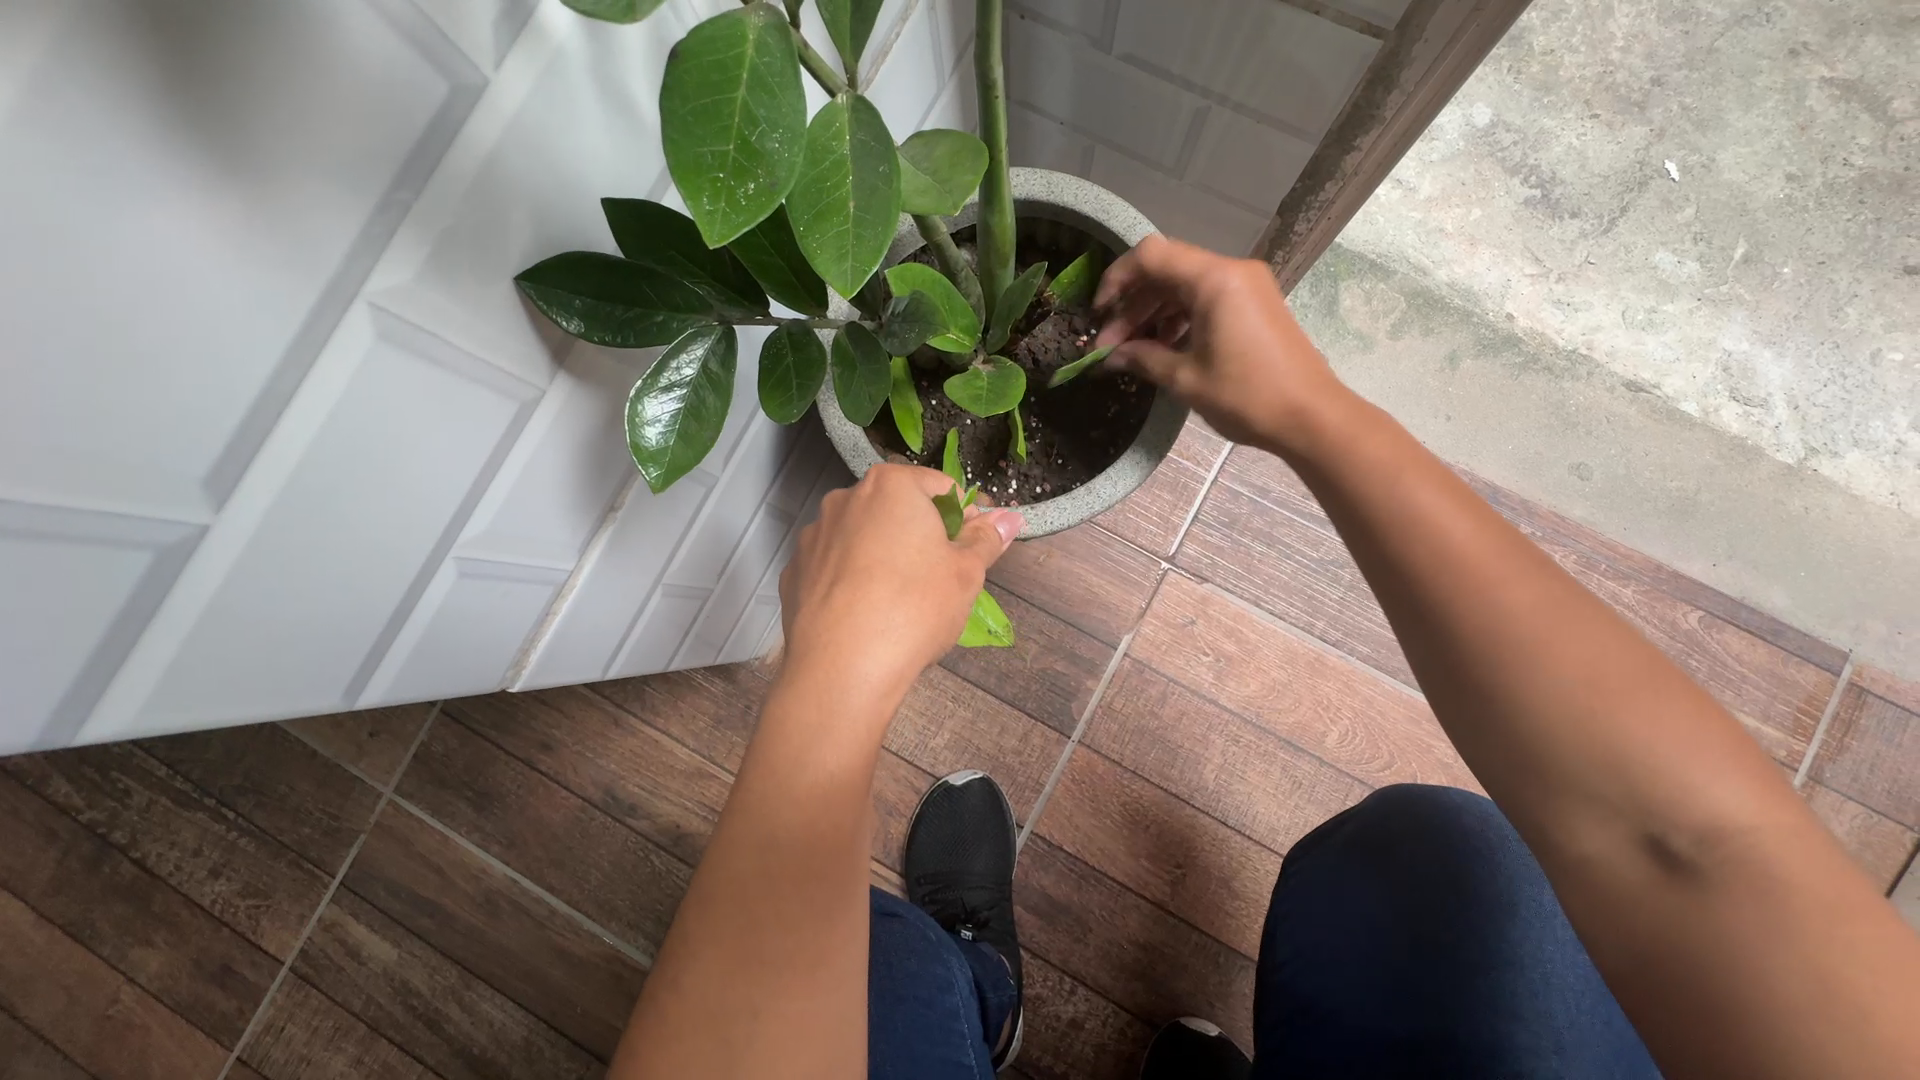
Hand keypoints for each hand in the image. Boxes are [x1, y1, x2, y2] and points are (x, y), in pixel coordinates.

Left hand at [777, 464, 1022, 707]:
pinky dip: (851, 583)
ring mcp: (814, 535)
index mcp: (891, 486)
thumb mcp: (966, 574)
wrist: (842, 668)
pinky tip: (865, 617)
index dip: (965, 521)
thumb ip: (986, 539)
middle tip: (940, 581)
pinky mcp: (794, 573)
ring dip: (885, 558)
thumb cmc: (914, 608)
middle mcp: (846, 499)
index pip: (942, 489)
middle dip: (922, 538)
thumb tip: (1009, 517)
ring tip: (899, 605)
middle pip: (898, 510)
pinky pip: (834, 570)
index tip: (971, 554)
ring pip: (863, 539)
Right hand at [1094, 233, 1348, 451]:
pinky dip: (1178, 319)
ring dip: (1153, 315)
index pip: (1151, 256)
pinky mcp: (1254, 305)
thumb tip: (1110, 357)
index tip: (1099, 314)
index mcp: (1214, 280)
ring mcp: (1246, 287)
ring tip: (1132, 352)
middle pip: (1166, 271)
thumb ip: (1143, 359)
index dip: (1117, 279)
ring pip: (1184, 287)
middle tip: (1109, 346)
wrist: (1311, 417)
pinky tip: (1163, 349)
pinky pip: (1205, 299)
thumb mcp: (1185, 379)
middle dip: (1132, 306)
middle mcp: (1231, 272)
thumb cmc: (1246, 396)